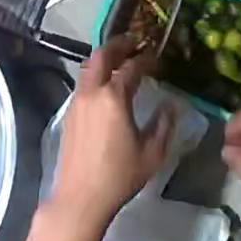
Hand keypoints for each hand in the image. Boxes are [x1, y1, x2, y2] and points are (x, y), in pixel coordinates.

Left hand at [48, 36, 175, 231]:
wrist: (80, 198)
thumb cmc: (119, 176)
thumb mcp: (152, 154)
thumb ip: (163, 125)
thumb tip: (171, 105)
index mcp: (114, 97)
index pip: (133, 67)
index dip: (147, 59)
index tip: (157, 59)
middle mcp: (92, 91)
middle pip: (103, 54)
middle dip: (120, 44)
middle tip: (135, 42)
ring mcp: (77, 100)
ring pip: (89, 65)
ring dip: (105, 56)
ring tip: (120, 58)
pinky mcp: (69, 111)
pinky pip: (83, 81)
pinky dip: (95, 72)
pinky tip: (105, 83)